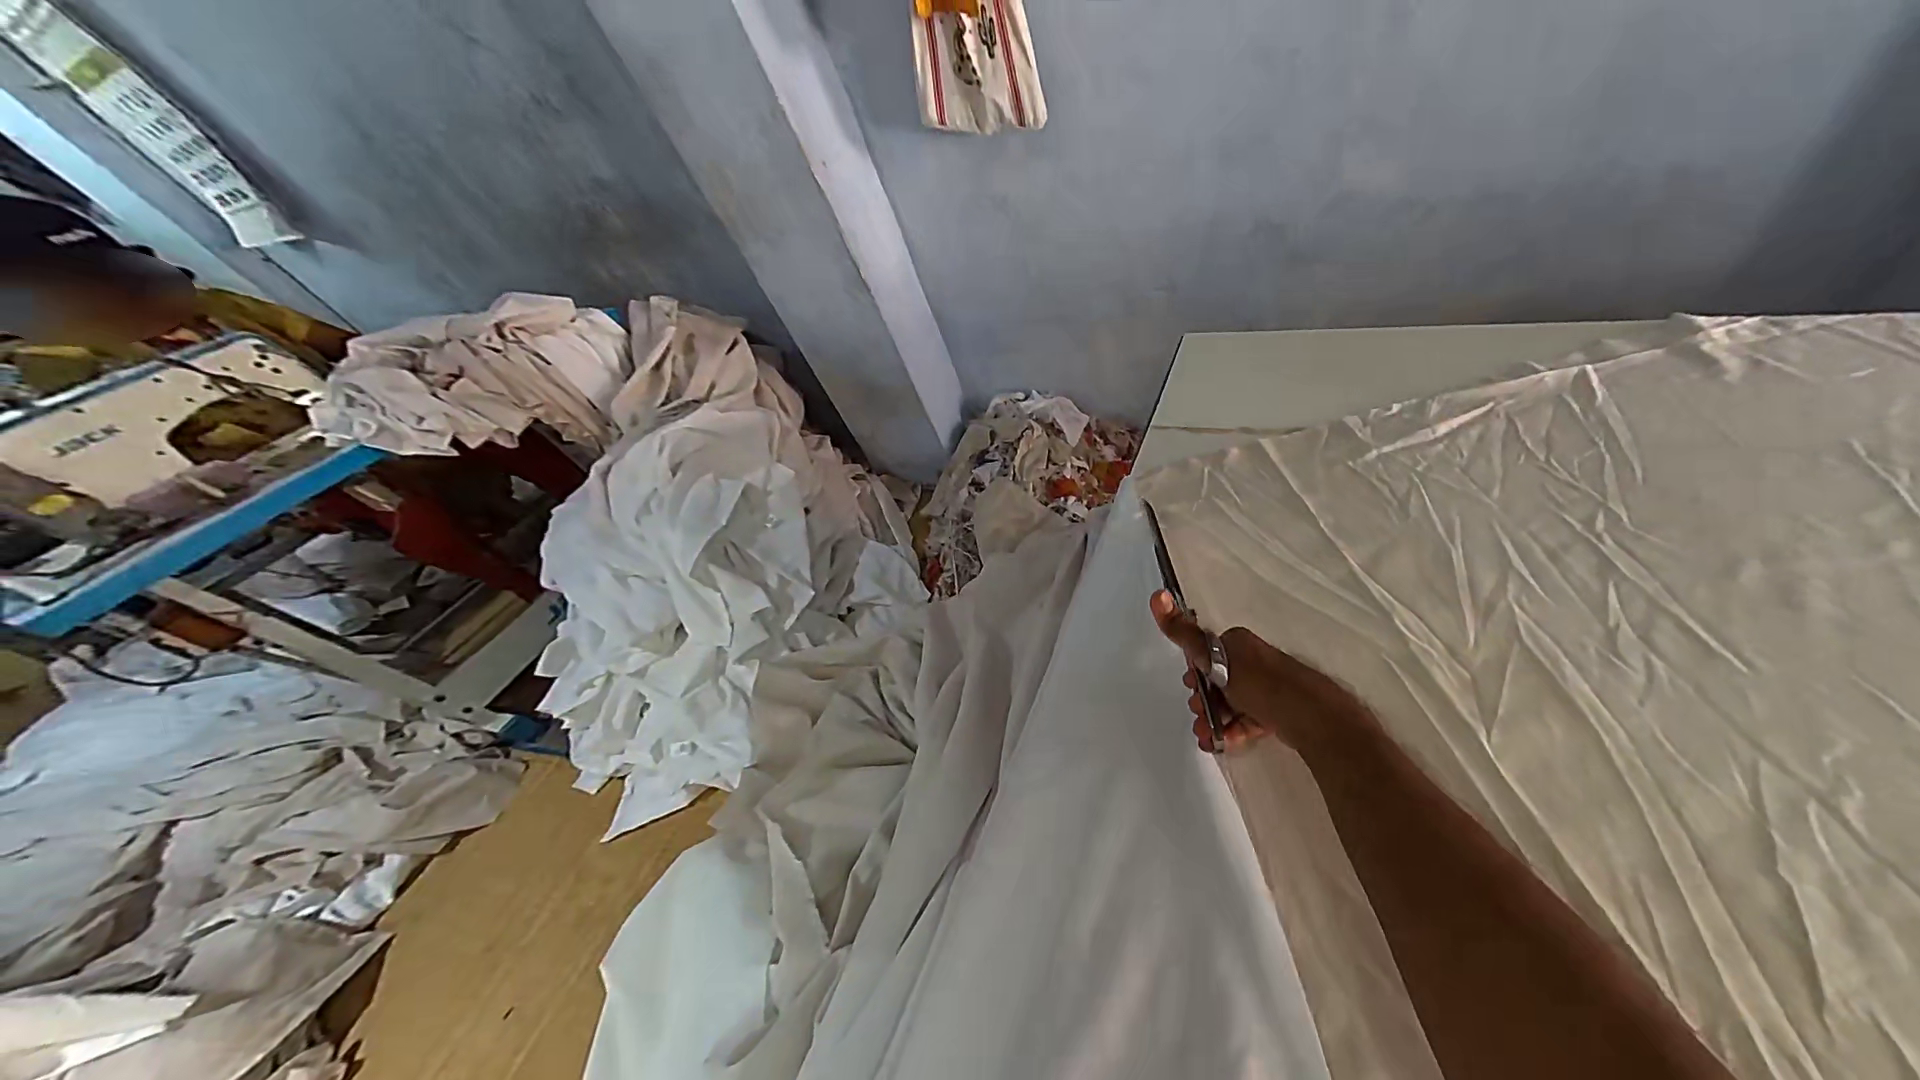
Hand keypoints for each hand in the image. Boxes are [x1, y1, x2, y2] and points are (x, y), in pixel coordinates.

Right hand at [1149, 590, 1369, 752]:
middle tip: (1201, 717)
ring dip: (1216, 720)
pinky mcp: (1278, 710)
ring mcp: (1268, 687)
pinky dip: (1235, 730)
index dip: (1194, 675)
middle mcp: (1254, 661)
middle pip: (1218, 682)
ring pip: (1232, 704)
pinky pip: (1249, 719)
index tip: (1191, 691)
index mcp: (1238, 644)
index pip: (1206, 656)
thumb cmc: (1260, 684)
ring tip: (1210, 736)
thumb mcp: (1214, 658)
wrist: (1310, 717)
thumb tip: (1158, 595)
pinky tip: (1227, 742)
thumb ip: (1184, 634)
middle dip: (1204, 702)